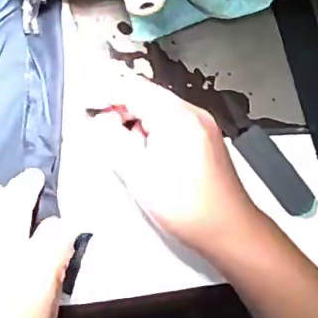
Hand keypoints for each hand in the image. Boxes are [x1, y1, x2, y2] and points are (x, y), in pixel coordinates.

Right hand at [87, 71, 265, 257]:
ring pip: (160, 111)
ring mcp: (203, 127)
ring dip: (137, 123)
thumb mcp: (137, 174)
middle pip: (147, 96)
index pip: (132, 88)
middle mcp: (194, 115)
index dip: (105, 94)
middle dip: (121, 110)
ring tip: (127, 151)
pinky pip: (173, 125)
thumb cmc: (191, 208)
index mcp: (177, 116)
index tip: (89, 104)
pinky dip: (154, 133)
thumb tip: (99, 122)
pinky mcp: (206, 141)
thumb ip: (112, 141)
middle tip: (102, 129)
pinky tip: (148, 157)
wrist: (228, 229)